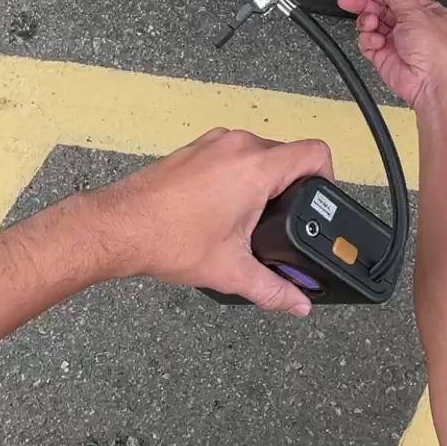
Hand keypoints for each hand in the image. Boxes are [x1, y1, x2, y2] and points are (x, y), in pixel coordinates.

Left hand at [88, 128, 333, 315]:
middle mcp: (238, 146)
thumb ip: (273, 289)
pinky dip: (238, 175)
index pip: (315, 153)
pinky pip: (234, 153)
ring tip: (250, 218)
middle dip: (292, 188)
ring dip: (263, 181)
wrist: (119, 227)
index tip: (320, 201)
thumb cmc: (167, 239)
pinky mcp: (197, 148)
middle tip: (282, 222)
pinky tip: (224, 208)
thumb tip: (298, 303)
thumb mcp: (231, 270)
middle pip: (288, 155)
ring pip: (259, 153)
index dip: (328, 177)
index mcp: (256, 168)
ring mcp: (215, 143)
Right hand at [337, 0, 446, 109]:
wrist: (432, 83)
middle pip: (380, 8)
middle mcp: (408, 26)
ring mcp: (395, 41)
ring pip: (371, 24)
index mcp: (421, 11)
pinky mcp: (383, 57)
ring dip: (367, 21)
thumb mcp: (416, 12)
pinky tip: (376, 41)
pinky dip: (368, 40)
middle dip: (363, 2)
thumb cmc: (436, 49)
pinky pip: (368, 43)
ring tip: (368, 22)